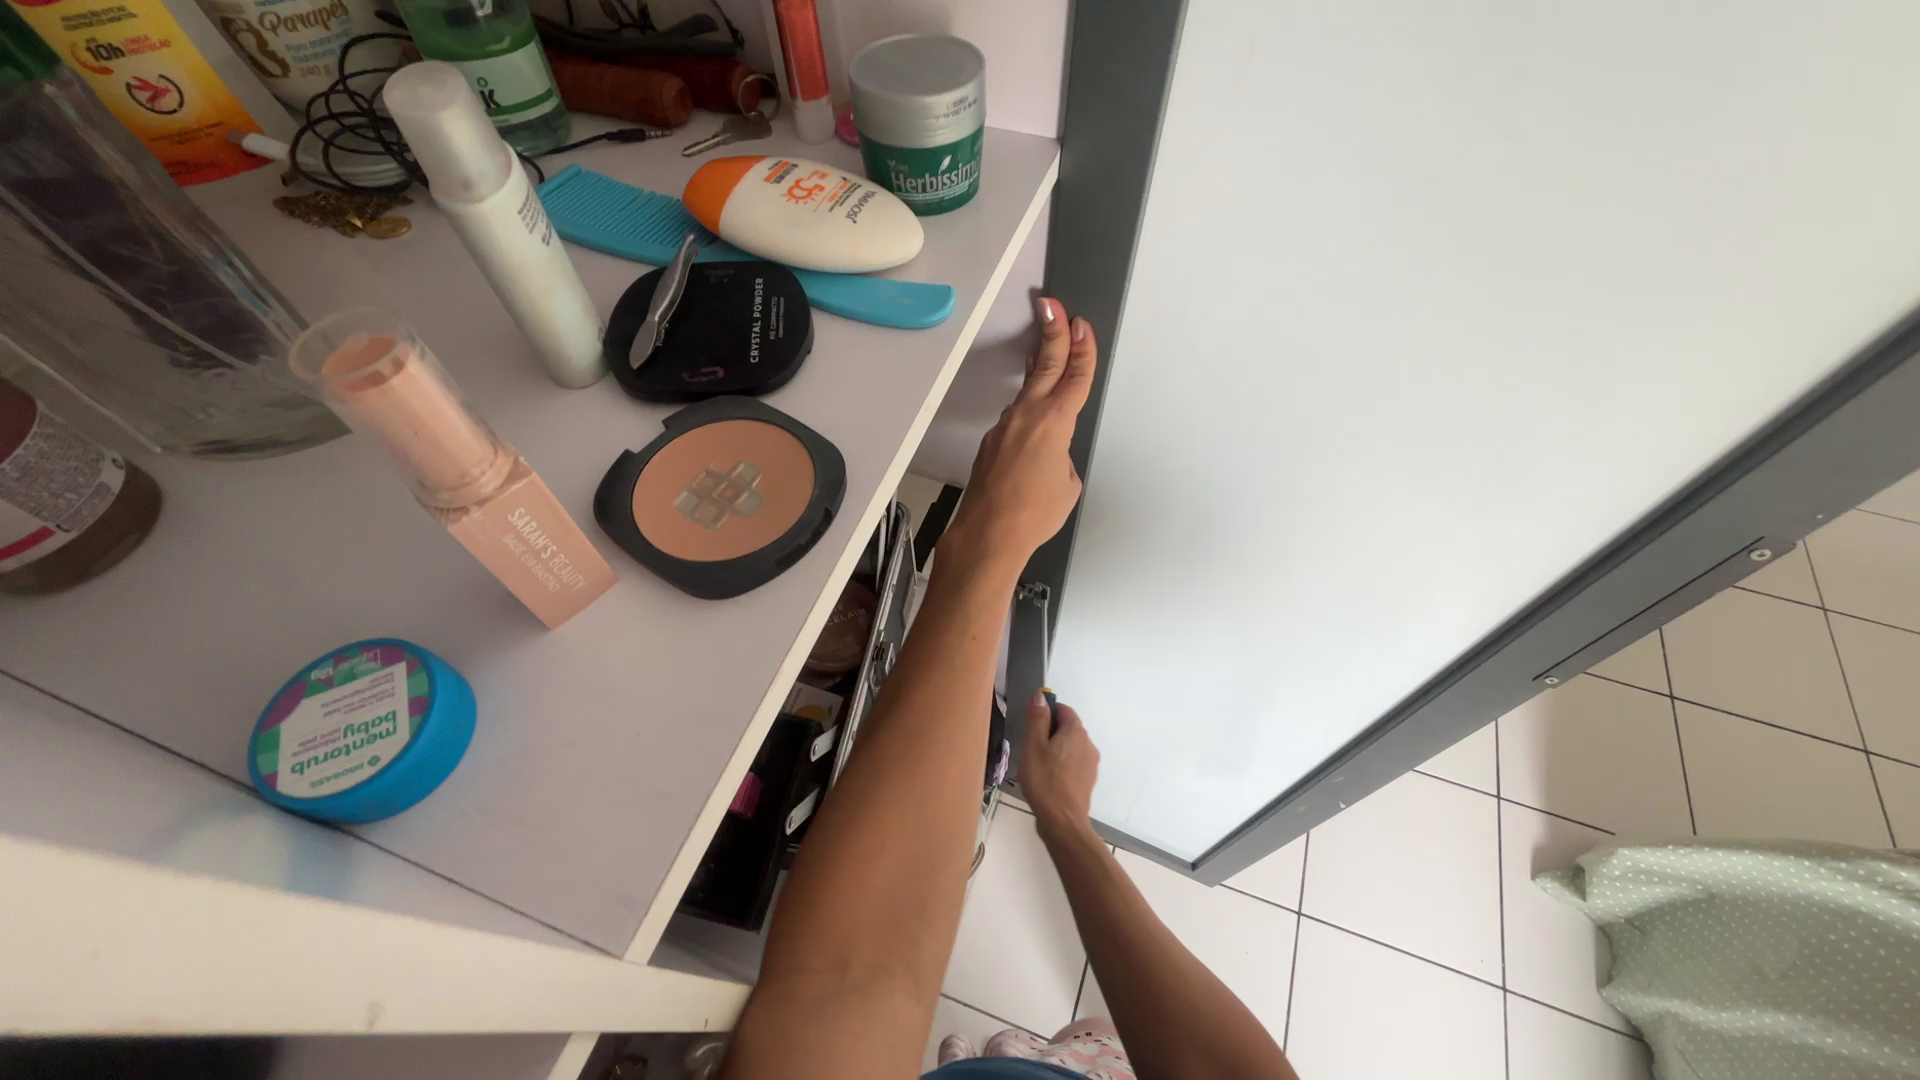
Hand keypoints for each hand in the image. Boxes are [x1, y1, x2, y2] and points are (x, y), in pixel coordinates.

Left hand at [946, 297, 1097, 565]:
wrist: (988, 533)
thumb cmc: (1030, 514)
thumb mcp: (1068, 485)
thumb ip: (1063, 458)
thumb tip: (1053, 455)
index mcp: (1054, 423)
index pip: (1074, 377)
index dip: (1082, 349)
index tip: (1082, 325)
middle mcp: (1026, 417)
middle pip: (1045, 366)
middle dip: (1053, 333)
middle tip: (1053, 305)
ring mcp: (1005, 428)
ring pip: (1027, 391)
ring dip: (1038, 369)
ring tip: (1044, 349)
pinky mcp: (991, 443)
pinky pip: (1015, 418)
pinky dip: (1027, 410)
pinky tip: (1032, 419)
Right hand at [1020, 691, 1100, 842]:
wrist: (1062, 821)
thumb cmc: (1044, 779)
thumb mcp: (1033, 744)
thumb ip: (1038, 718)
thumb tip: (1041, 696)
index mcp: (1076, 731)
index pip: (1063, 709)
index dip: (1046, 713)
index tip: (1031, 728)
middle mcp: (1088, 744)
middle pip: (1067, 728)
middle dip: (1049, 733)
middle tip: (1030, 748)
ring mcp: (1091, 764)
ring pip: (1070, 747)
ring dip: (1055, 750)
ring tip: (1036, 767)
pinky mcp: (1087, 781)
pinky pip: (1072, 764)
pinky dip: (1061, 766)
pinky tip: (1047, 780)